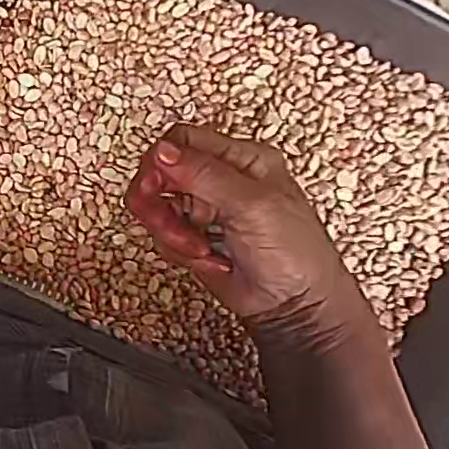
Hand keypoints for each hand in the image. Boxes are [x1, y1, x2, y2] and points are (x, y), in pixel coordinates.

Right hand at [125, 123, 372, 338]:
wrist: (294, 305)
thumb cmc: (294, 253)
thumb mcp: (252, 205)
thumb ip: (204, 174)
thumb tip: (162, 151)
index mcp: (240, 159)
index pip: (182, 142)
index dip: (159, 163)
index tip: (154, 187)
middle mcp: (219, 180)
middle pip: (161, 176)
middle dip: (158, 203)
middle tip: (166, 222)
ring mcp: (205, 210)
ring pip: (158, 208)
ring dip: (171, 233)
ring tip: (199, 249)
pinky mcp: (194, 238)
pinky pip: (164, 237)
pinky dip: (178, 251)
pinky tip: (208, 260)